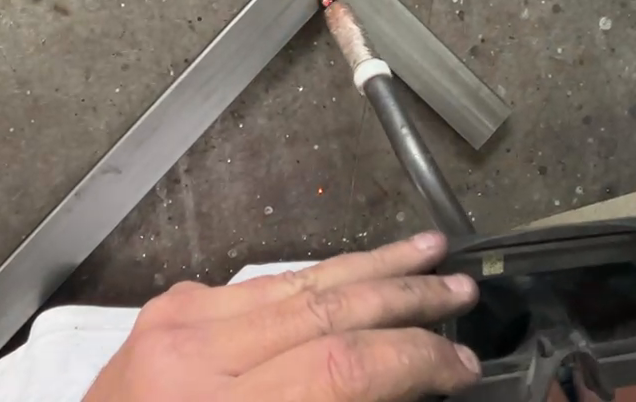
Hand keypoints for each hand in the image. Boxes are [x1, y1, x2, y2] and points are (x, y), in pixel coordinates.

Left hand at [84, 231, 482, 401]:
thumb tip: (402, 385)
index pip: (339, 367)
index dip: (413, 359)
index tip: (462, 362)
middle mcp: (195, 351)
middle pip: (323, 306)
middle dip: (402, 294)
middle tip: (460, 287)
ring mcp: (178, 316)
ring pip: (296, 279)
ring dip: (367, 267)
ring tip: (424, 251)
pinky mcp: (173, 302)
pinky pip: (262, 284)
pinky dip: (318, 278)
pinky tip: (355, 271)